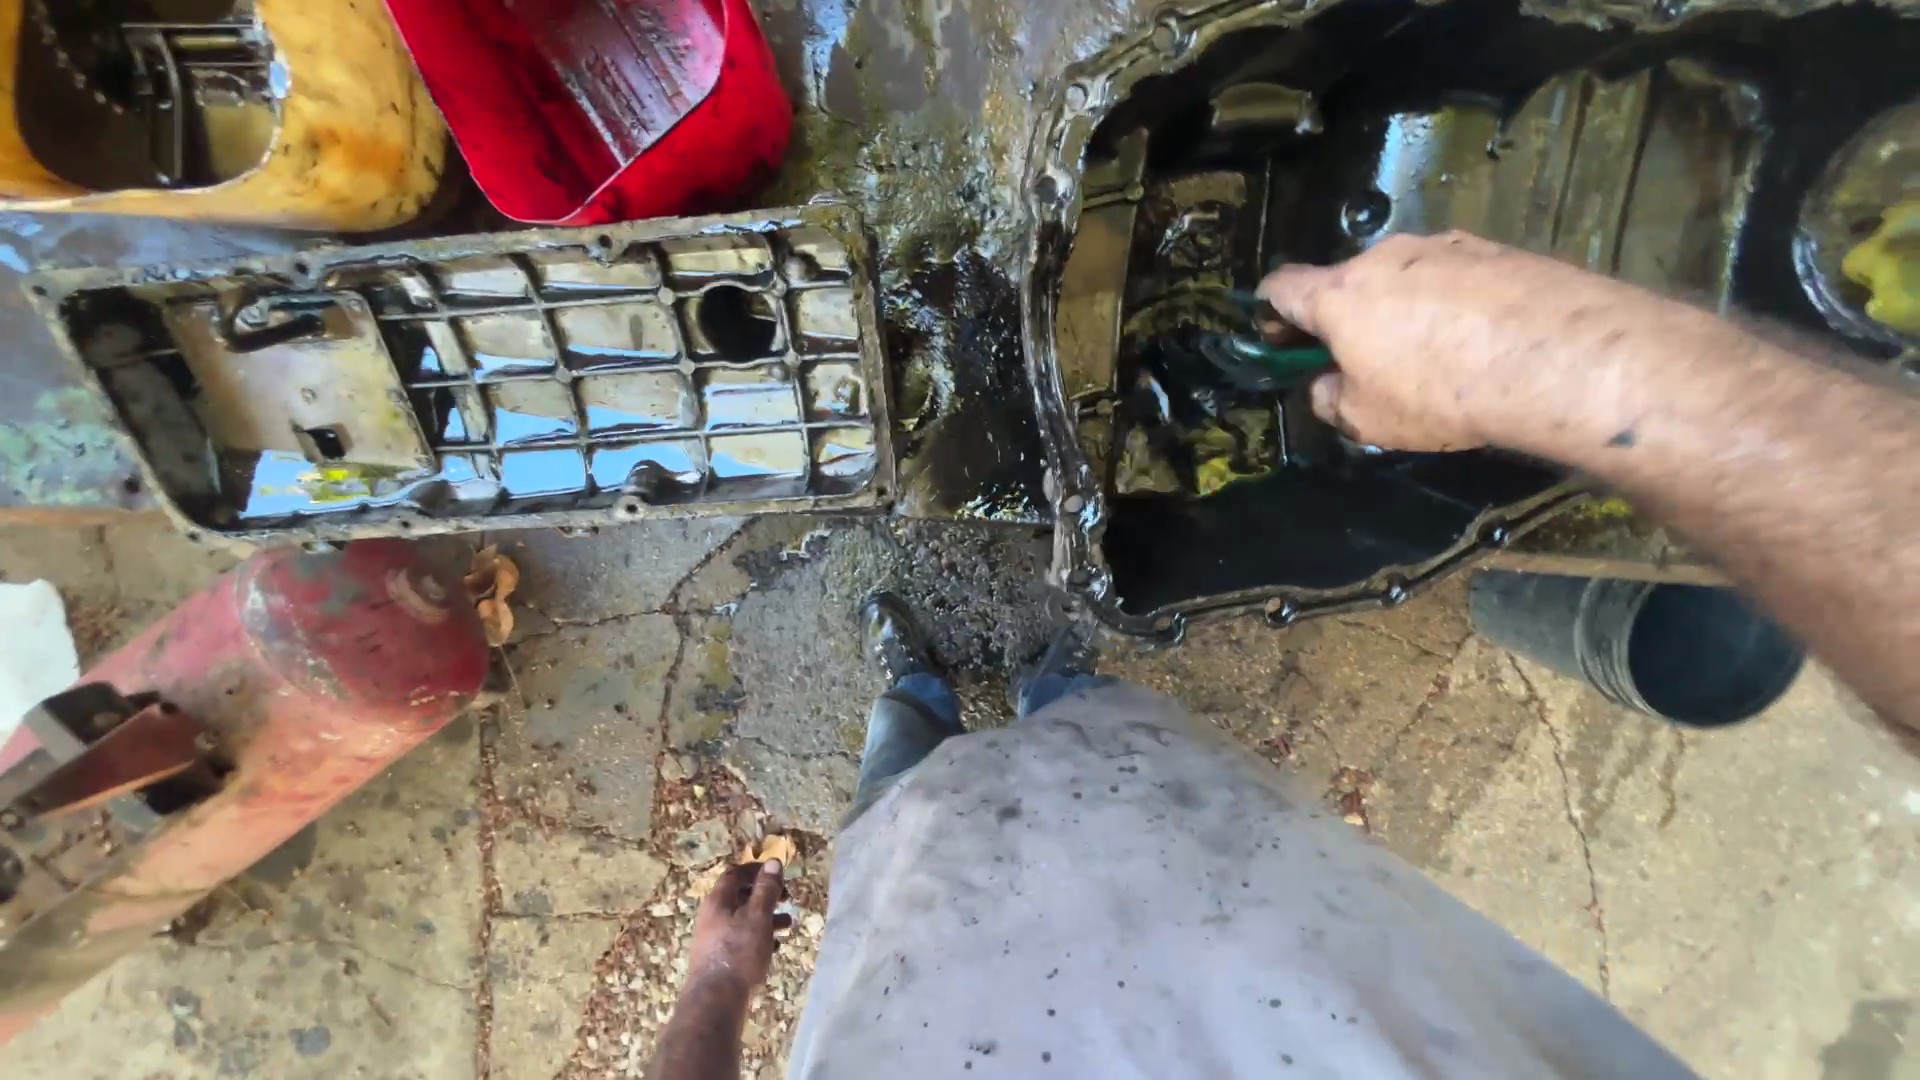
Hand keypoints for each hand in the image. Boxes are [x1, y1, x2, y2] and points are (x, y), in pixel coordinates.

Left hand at [687, 860, 788, 992]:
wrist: (715, 1002)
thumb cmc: (738, 952)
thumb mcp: (758, 916)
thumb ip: (766, 889)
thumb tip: (773, 861)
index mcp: (718, 902)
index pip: (735, 875)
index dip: (756, 870)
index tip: (777, 872)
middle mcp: (712, 918)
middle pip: (740, 897)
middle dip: (765, 895)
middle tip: (787, 898)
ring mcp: (714, 941)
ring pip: (743, 920)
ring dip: (766, 917)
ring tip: (788, 924)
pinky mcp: (720, 960)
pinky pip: (741, 940)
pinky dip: (759, 937)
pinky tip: (774, 947)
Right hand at [1257, 231, 1671, 451]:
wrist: (1565, 360)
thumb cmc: (1440, 392)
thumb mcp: (1364, 419)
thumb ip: (1328, 398)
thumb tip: (1327, 384)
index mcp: (1339, 294)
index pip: (1280, 285)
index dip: (1268, 310)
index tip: (1277, 335)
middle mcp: (1385, 257)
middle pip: (1344, 282)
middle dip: (1340, 316)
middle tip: (1357, 358)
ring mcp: (1445, 247)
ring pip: (1399, 278)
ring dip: (1395, 308)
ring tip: (1428, 353)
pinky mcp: (1497, 249)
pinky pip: (1451, 277)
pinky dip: (1447, 303)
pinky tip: (1474, 341)